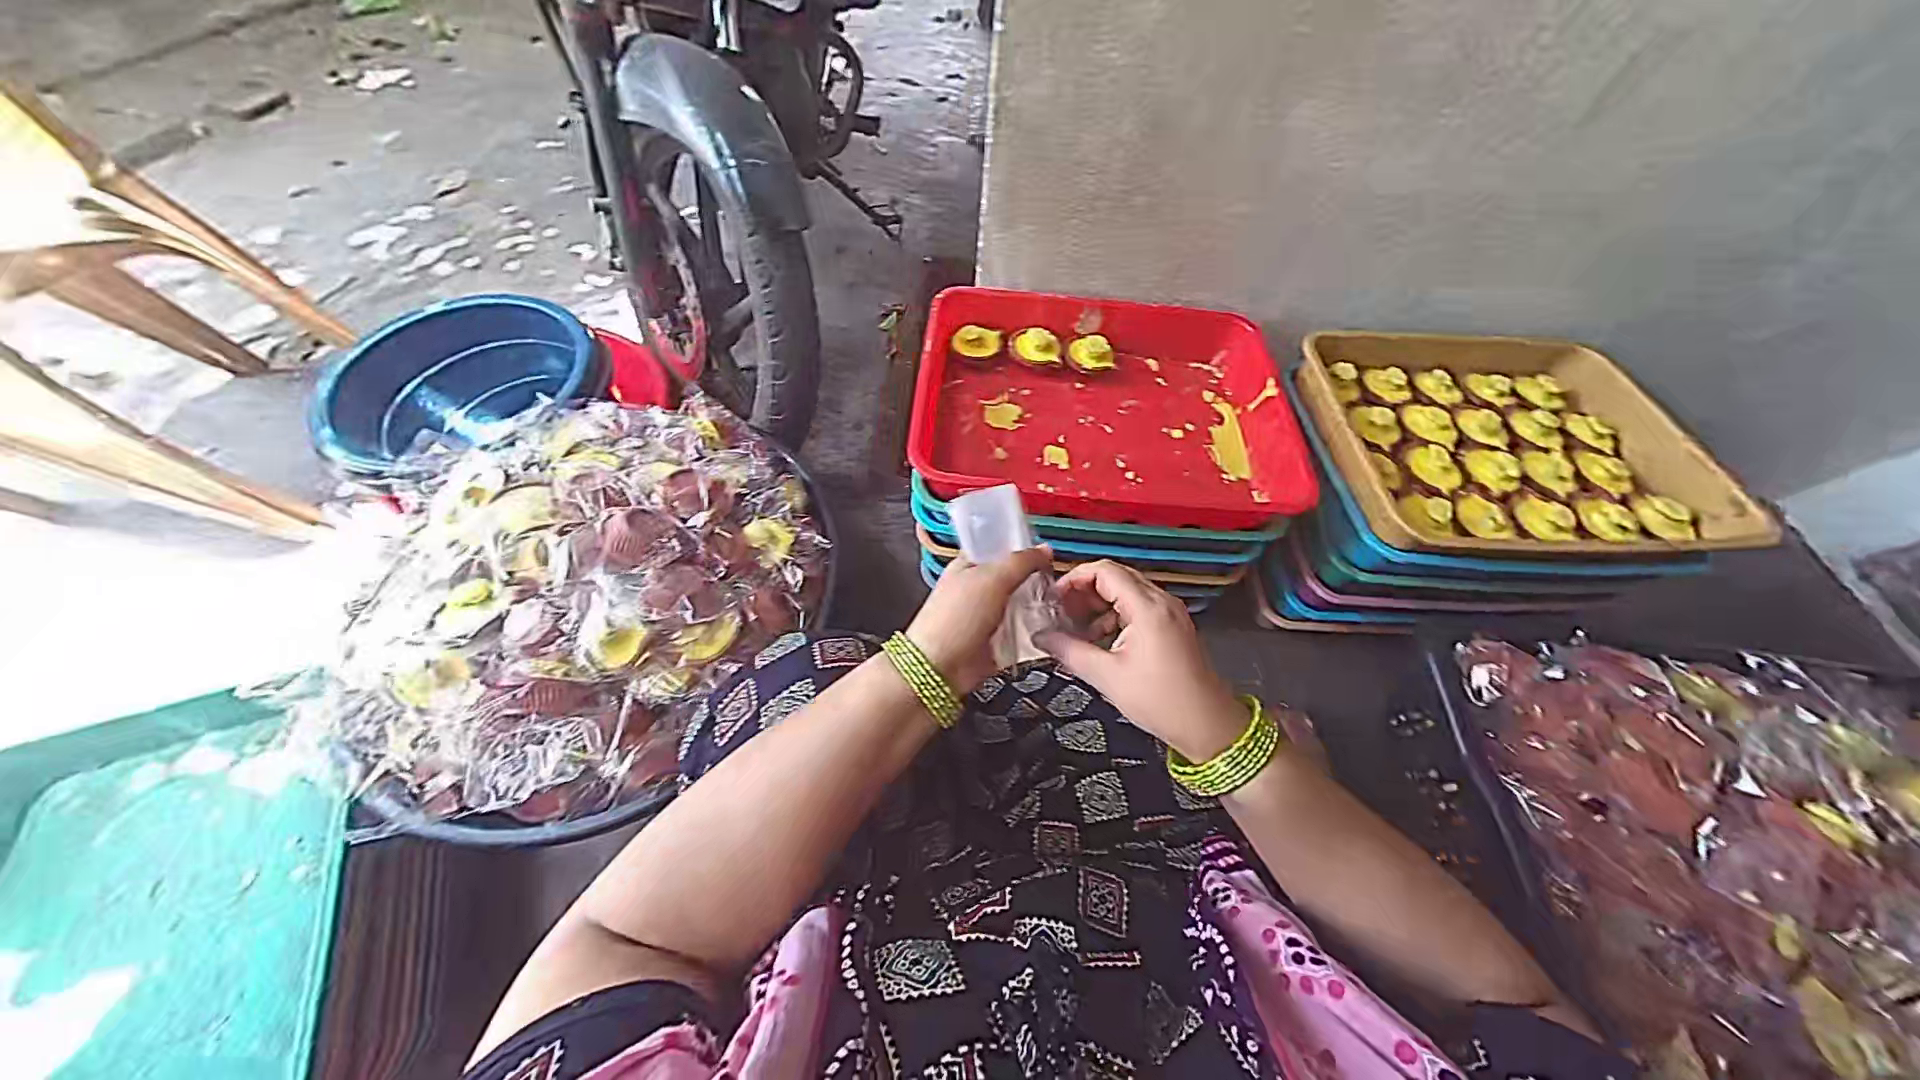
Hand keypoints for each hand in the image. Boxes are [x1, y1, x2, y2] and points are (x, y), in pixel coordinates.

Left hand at [905, 547, 1054, 694]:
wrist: (941, 667)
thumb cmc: (954, 618)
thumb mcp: (992, 578)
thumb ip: (1021, 561)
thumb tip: (1044, 550)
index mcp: (968, 566)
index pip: (999, 549)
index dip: (1021, 548)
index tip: (1045, 552)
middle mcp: (977, 590)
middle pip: (1014, 578)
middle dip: (1034, 580)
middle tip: (1054, 580)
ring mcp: (986, 616)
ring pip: (1021, 604)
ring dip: (1036, 606)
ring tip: (1054, 603)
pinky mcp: (995, 640)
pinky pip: (1021, 630)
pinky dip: (1033, 630)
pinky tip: (1046, 627)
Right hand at [1035, 560, 1248, 759]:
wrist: (1208, 725)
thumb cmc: (1161, 701)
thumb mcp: (1106, 676)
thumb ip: (1069, 650)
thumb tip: (1040, 637)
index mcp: (1147, 607)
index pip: (1104, 570)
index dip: (1073, 579)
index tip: (1053, 598)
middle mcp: (1161, 601)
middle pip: (1114, 576)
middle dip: (1082, 591)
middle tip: (1059, 613)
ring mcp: (1168, 612)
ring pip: (1124, 591)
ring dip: (1096, 605)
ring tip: (1074, 629)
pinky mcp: (1170, 625)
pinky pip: (1135, 607)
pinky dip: (1113, 616)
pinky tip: (1097, 640)